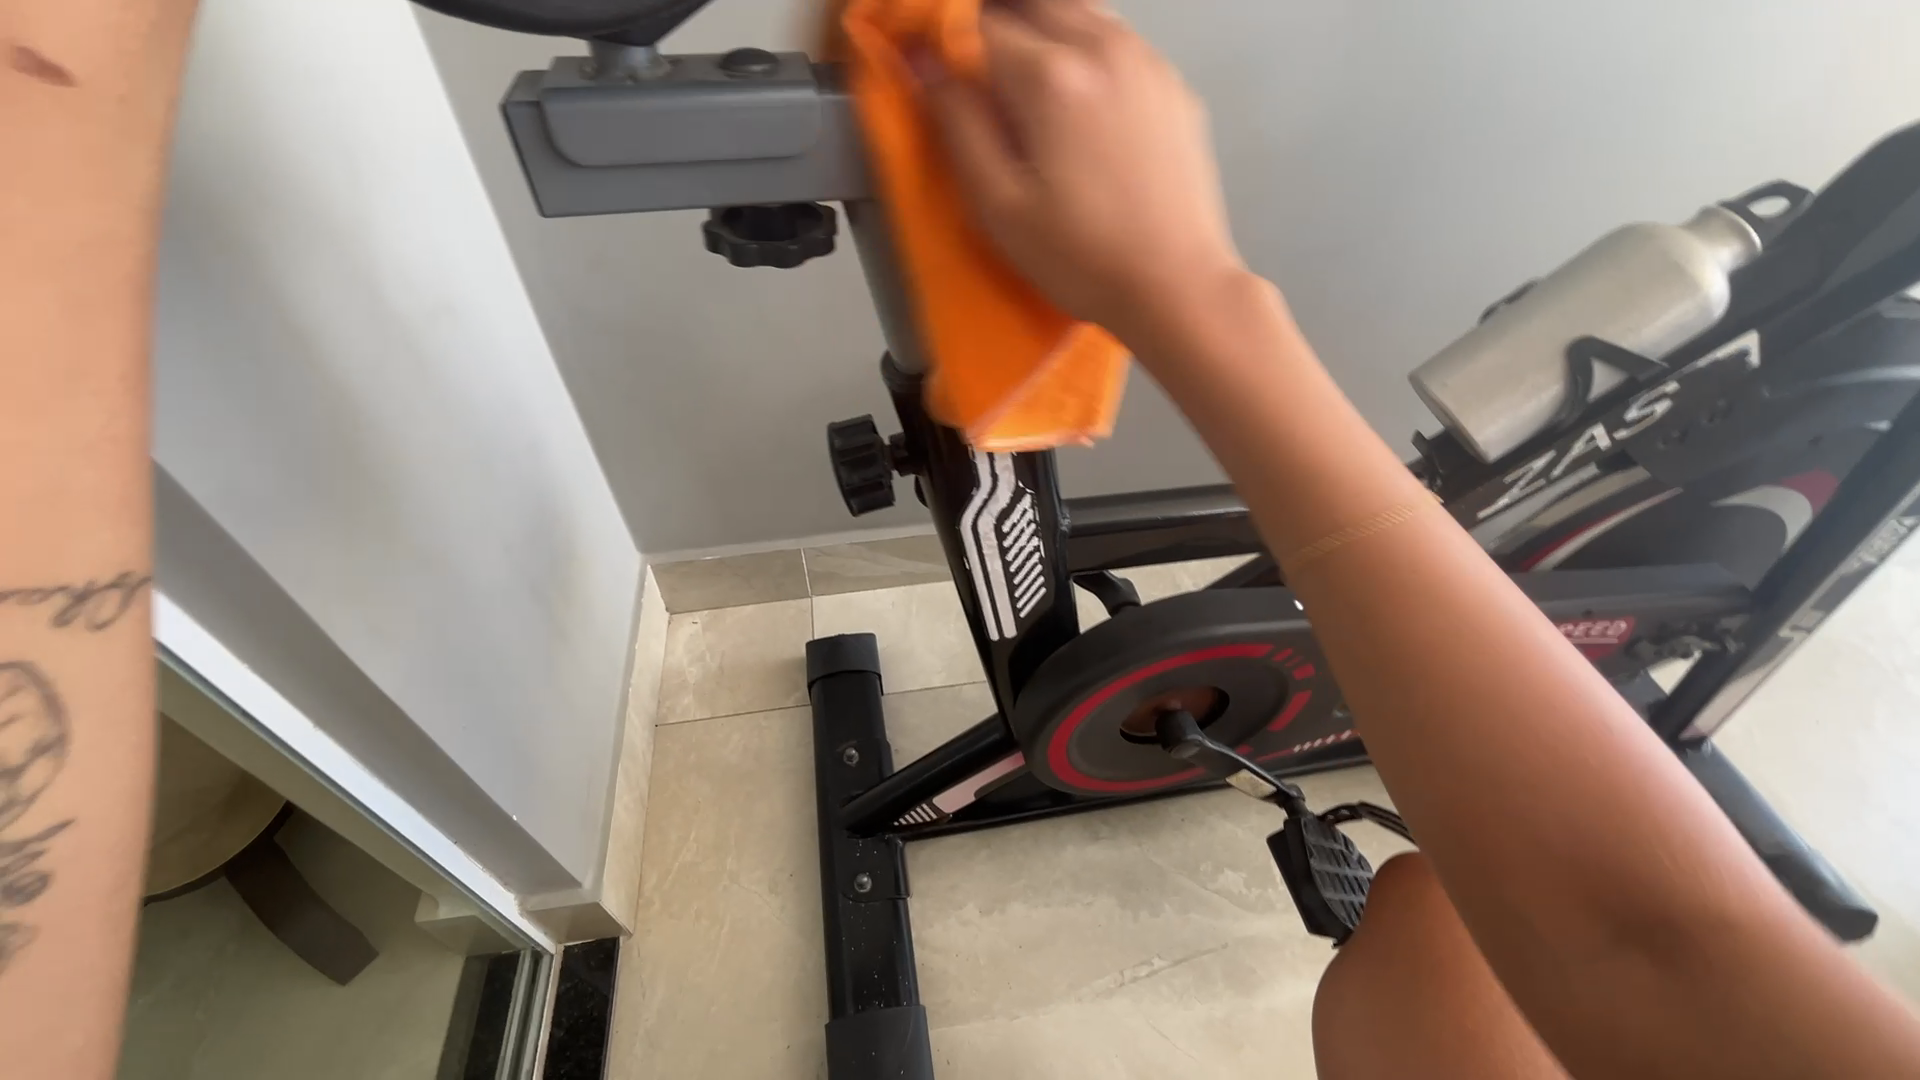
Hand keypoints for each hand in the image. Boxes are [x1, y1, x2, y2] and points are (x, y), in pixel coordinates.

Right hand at [921, 0, 1246, 342]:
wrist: (1175, 286)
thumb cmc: (1083, 260)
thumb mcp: (1000, 207)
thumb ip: (959, 127)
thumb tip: (925, 65)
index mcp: (1052, 78)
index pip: (978, 23)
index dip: (944, 38)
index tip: (934, 69)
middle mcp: (1104, 48)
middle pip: (1032, 0)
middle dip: (994, 23)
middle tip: (976, 70)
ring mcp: (1147, 62)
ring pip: (1079, 8)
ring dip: (1039, 28)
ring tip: (1021, 83)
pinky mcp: (1172, 86)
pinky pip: (1117, 39)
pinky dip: (1084, 47)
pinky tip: (1075, 99)